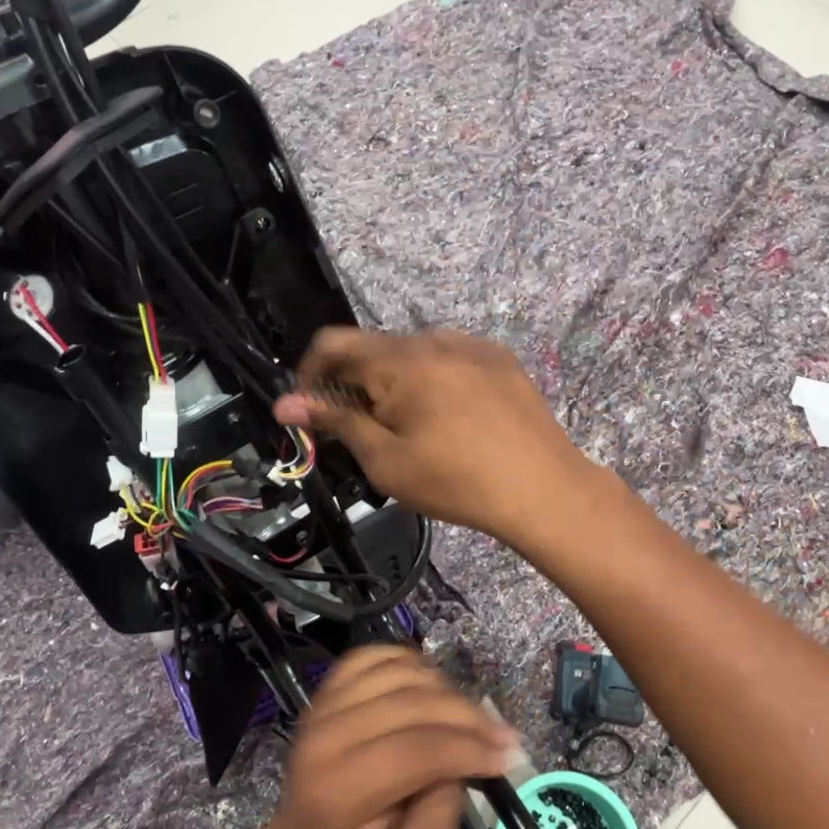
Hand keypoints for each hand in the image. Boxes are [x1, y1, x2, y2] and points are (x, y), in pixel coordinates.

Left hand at [258, 645, 515, 828]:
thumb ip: (442, 817)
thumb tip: (460, 763)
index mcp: (340, 792)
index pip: (415, 751)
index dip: (468, 748)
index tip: (511, 756)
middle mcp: (324, 738)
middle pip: (411, 704)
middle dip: (469, 718)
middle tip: (504, 737)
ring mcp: (322, 708)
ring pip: (398, 673)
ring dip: (446, 689)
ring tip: (471, 719)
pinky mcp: (325, 691)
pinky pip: (373, 656)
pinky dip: (411, 663)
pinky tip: (434, 687)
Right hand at [273, 328, 595, 542]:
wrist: (543, 489)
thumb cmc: (456, 481)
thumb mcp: (385, 460)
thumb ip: (335, 422)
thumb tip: (285, 403)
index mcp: (400, 361)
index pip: (333, 343)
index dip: (309, 373)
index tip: (311, 410)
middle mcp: (434, 340)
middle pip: (375, 349)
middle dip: (356, 384)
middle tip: (364, 433)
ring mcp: (472, 346)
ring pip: (414, 355)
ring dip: (396, 383)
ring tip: (412, 431)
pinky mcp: (500, 360)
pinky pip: (450, 360)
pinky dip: (434, 382)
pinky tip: (452, 421)